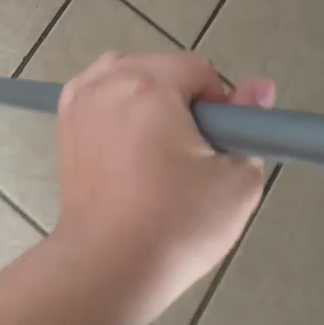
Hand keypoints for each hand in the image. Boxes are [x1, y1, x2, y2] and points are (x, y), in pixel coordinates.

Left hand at [50, 51, 274, 324]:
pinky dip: (116, 108)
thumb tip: (259, 86)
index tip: (219, 140)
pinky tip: (129, 148)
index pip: (197, 67)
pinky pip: (98, 95)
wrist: (110, 257)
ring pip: (123, 76)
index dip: (219, 101)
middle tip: (192, 149)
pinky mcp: (64, 121)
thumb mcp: (236, 177)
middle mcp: (104, 81)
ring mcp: (77, 99)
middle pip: (156, 66)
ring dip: (146, 98)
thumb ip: (247, 124)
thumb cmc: (178, 220)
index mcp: (145, 84)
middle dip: (181, 97)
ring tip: (161, 149)